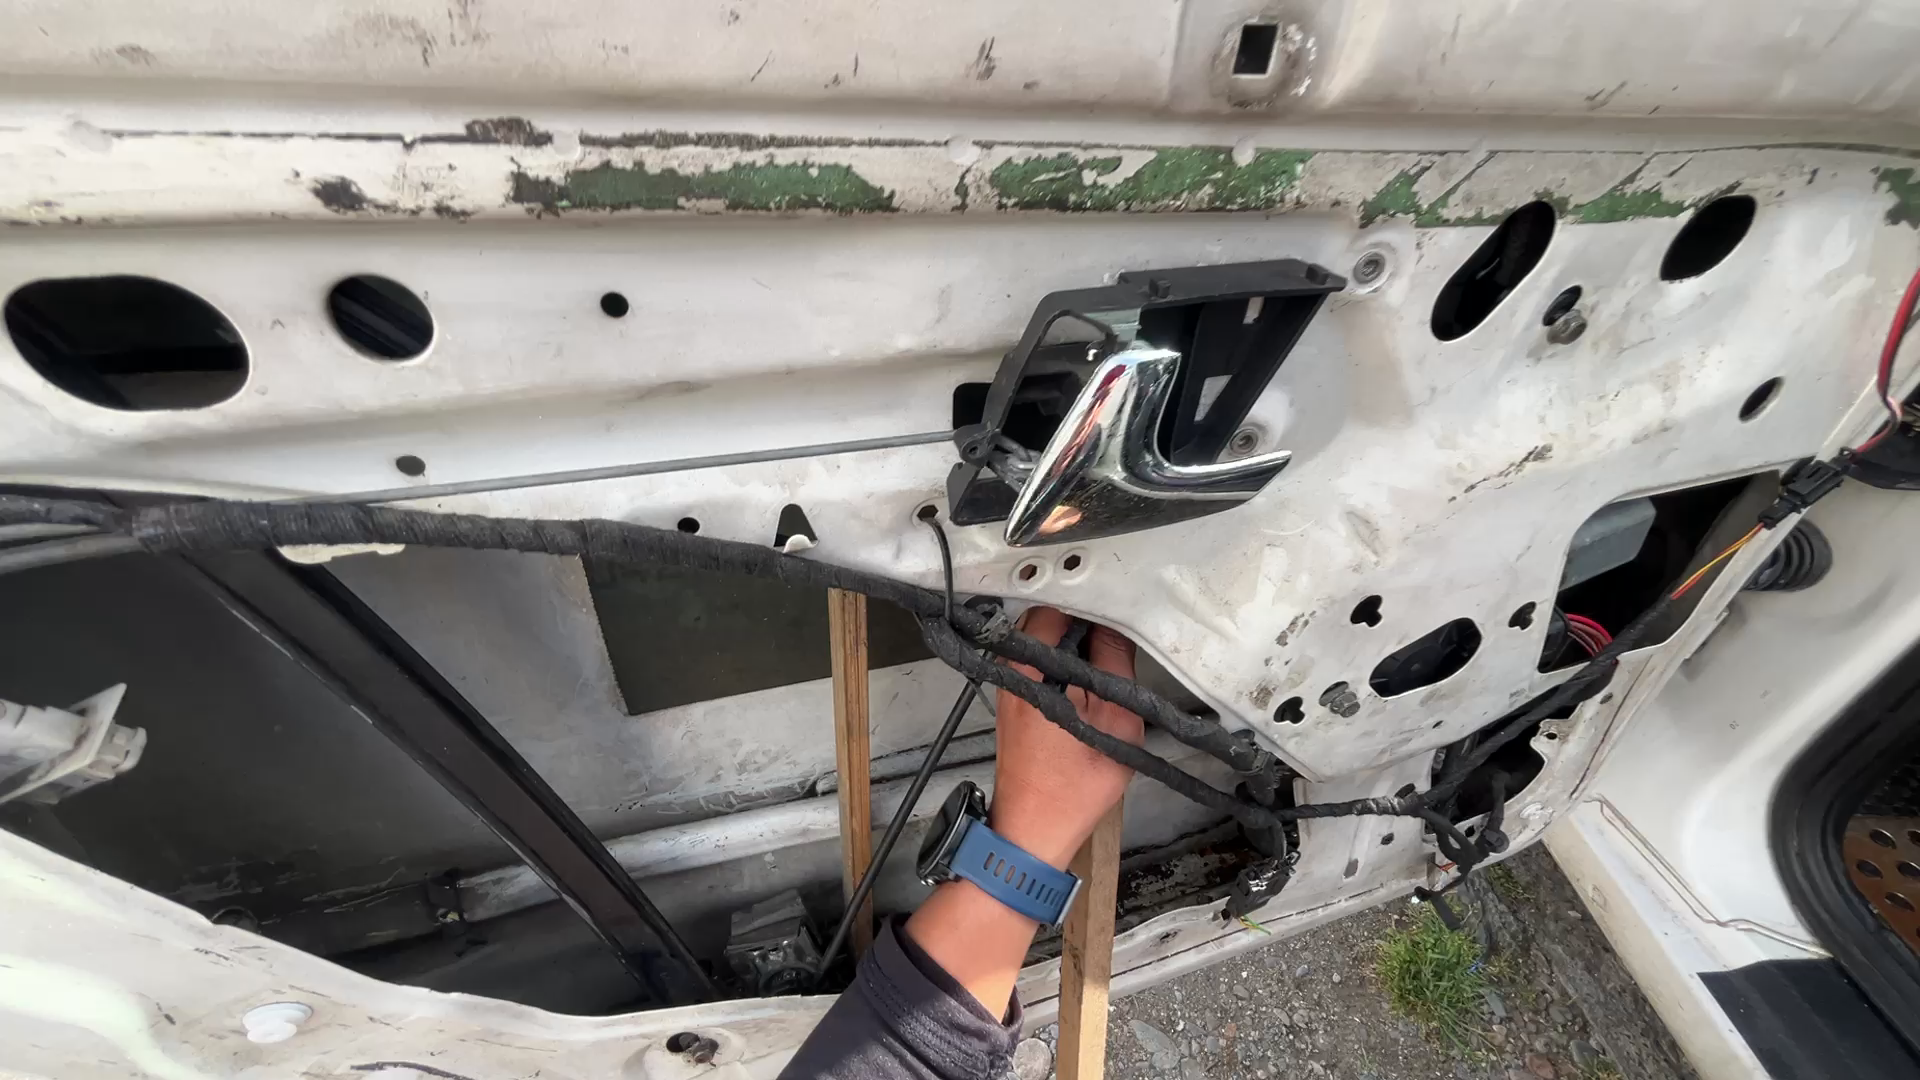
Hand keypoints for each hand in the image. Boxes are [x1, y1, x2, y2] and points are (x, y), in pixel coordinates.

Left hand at [988, 606, 1144, 868]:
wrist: (1034, 829)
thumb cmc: (1074, 785)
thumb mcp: (1115, 720)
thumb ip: (1116, 663)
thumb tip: (1118, 622)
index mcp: (1029, 667)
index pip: (1055, 607)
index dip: (1089, 603)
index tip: (1116, 607)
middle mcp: (1010, 667)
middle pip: (1045, 618)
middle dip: (1082, 620)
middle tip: (1116, 634)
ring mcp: (1009, 682)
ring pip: (1042, 640)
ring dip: (1072, 642)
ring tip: (1106, 656)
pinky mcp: (1013, 697)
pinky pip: (1038, 661)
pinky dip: (1062, 660)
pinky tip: (1087, 678)